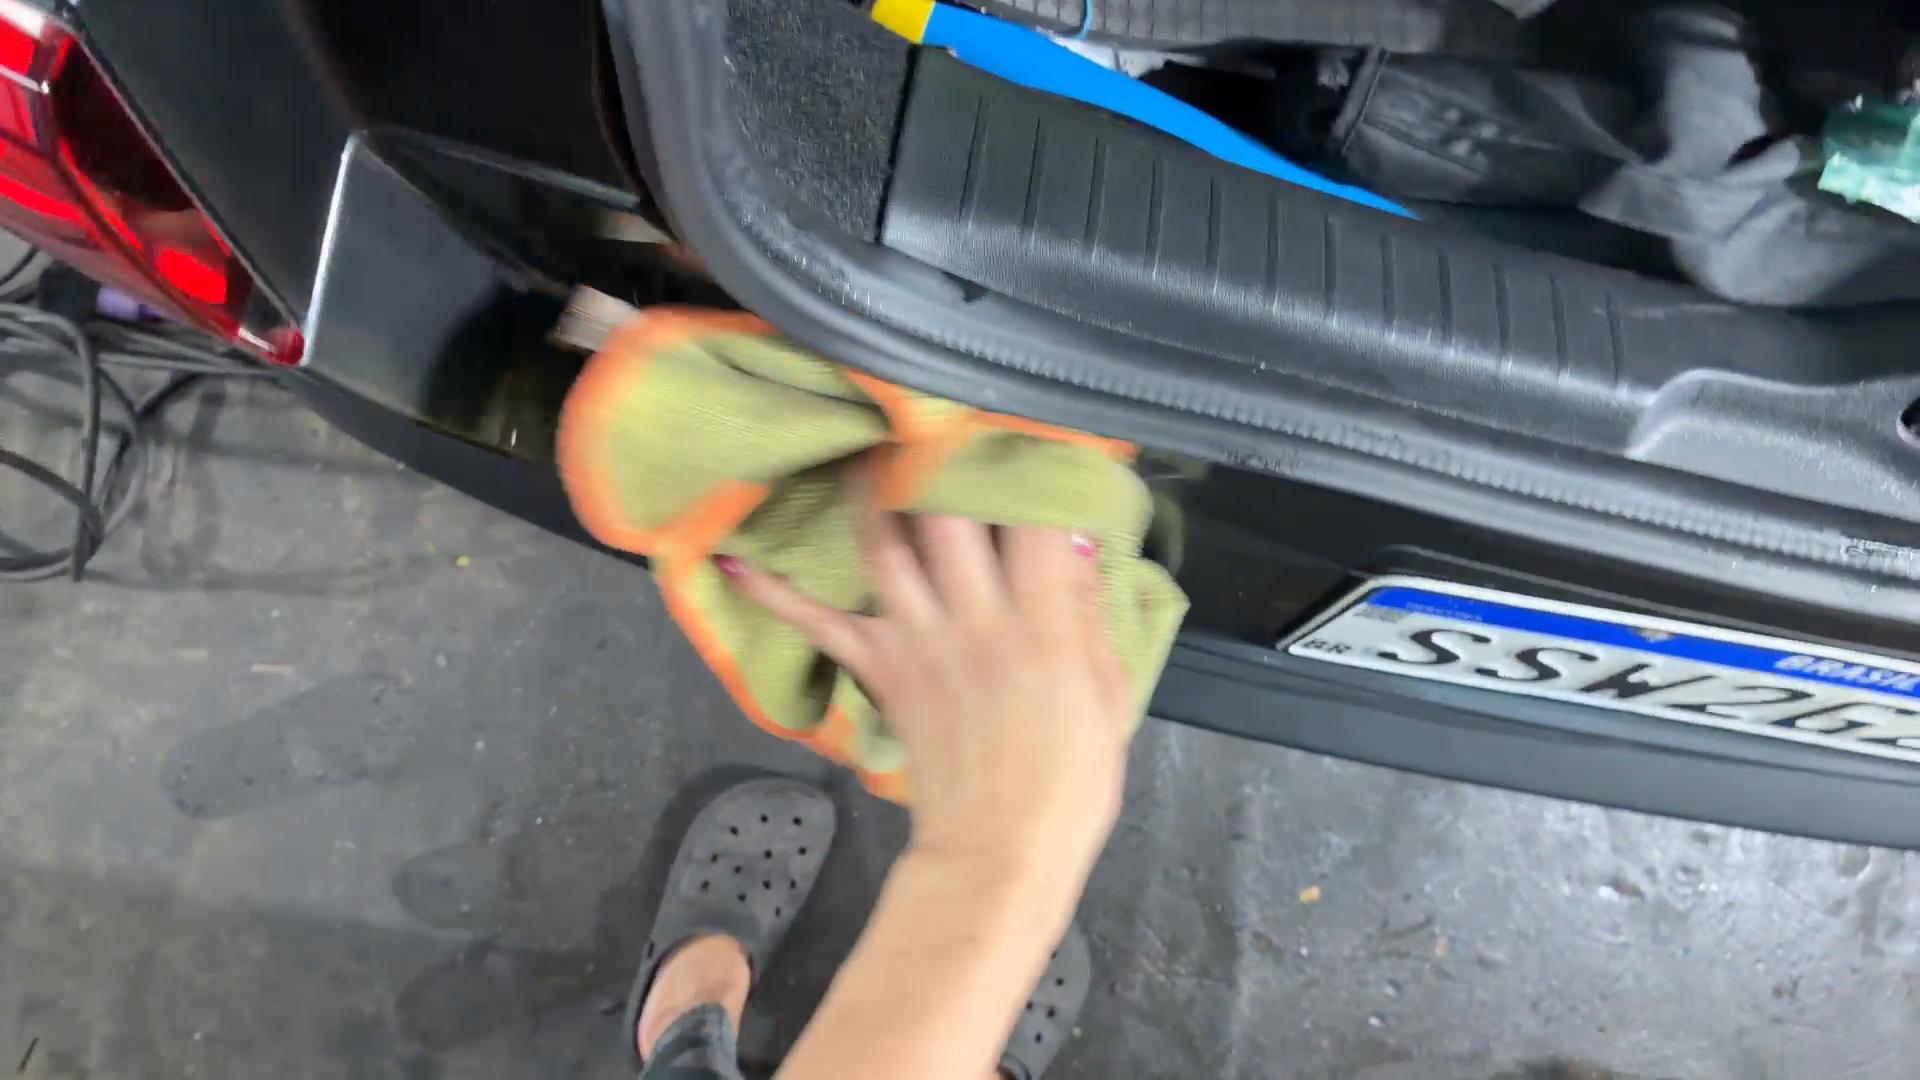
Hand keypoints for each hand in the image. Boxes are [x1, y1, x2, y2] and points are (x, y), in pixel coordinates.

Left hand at [718, 459, 1133, 894]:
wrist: (1001, 848)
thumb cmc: (1070, 775)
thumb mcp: (1105, 691)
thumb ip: (1087, 610)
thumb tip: (1074, 536)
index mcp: (1040, 619)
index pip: (1032, 516)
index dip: (1026, 460)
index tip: (1018, 421)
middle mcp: (974, 614)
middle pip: (948, 514)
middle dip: (935, 453)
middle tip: (921, 409)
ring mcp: (917, 638)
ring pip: (883, 545)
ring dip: (867, 488)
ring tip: (855, 442)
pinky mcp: (879, 668)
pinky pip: (820, 622)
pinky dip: (776, 592)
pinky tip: (735, 558)